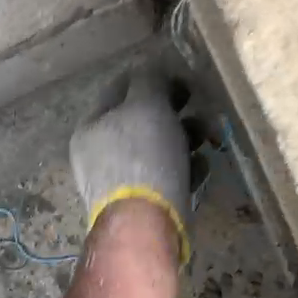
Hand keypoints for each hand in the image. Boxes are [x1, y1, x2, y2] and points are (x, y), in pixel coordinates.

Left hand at [68, 68, 189, 260]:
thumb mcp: (148, 106)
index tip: (182, 82)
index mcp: (90, 128)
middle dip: (173, 115)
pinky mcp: (141, 211)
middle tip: (200, 112)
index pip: (119, 90)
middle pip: (140, 124)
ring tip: (207, 140)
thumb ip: (150, 81)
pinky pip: (164, 181)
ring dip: (183, 142)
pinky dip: (184, 172)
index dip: (151, 80)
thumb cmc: (143, 158)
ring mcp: (119, 188)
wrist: (145, 227)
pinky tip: (202, 169)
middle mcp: (99, 158)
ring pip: (155, 154)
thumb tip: (153, 71)